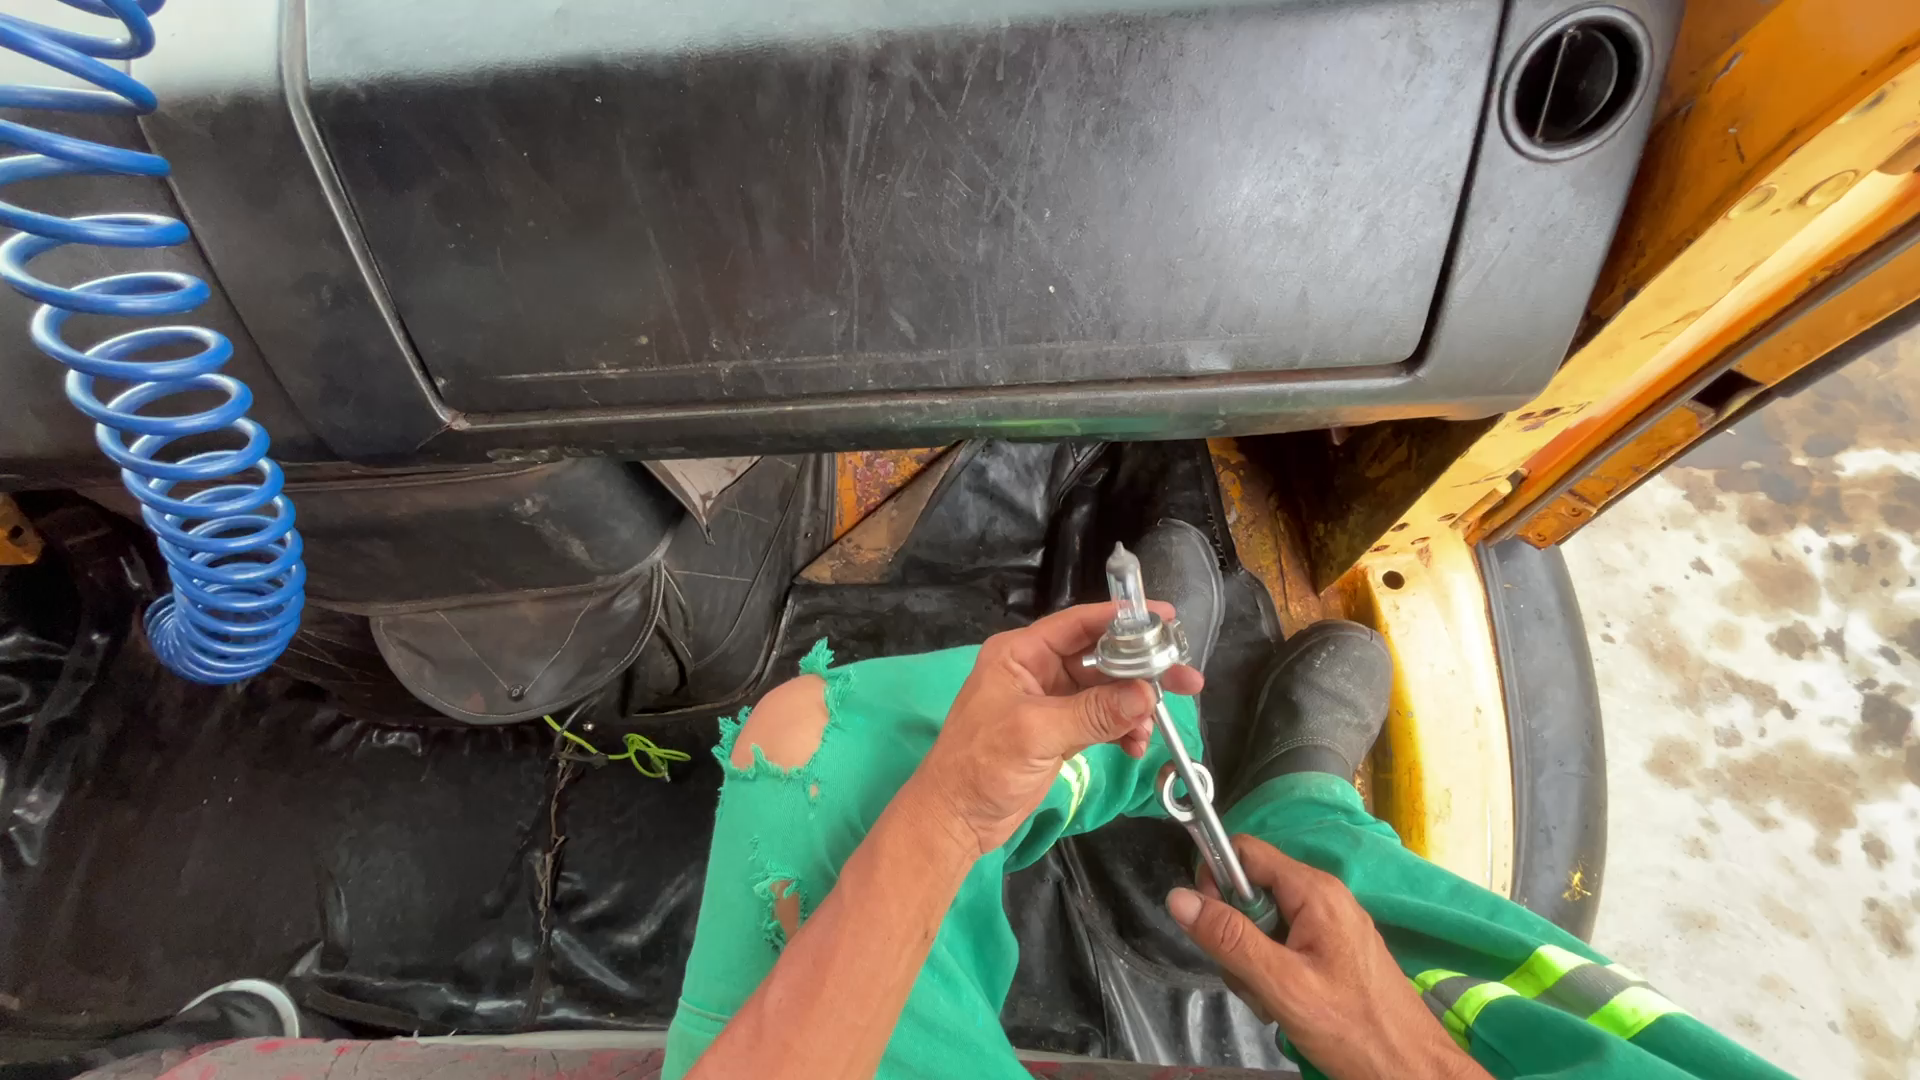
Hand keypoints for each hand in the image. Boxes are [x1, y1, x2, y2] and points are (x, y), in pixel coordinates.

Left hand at [913, 601, 1203, 855]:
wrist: (956, 819)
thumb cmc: (981, 765)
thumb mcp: (1036, 733)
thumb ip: (1093, 712)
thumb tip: (1147, 694)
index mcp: (1020, 654)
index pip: (1078, 625)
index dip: (1121, 618)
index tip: (1165, 618)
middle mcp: (1036, 670)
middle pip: (1099, 658)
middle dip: (1140, 669)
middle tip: (1185, 678)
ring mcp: (1049, 702)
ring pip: (1105, 691)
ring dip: (1134, 706)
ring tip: (1157, 724)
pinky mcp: (1059, 732)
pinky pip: (1101, 720)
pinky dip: (1122, 730)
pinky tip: (1137, 745)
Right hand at [1168, 836, 1490, 1079]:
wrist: (1418, 1078)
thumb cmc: (1356, 1031)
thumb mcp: (1283, 986)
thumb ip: (1229, 939)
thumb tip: (1177, 896)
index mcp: (1313, 890)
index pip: (1245, 852)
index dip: (1216, 878)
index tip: (1209, 921)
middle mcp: (1321, 896)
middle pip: (1250, 890)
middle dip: (1235, 933)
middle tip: (1247, 977)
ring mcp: (1329, 924)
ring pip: (1263, 921)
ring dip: (1251, 959)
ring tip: (1271, 1000)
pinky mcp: (1332, 950)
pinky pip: (1282, 942)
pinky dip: (1272, 970)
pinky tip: (1284, 1003)